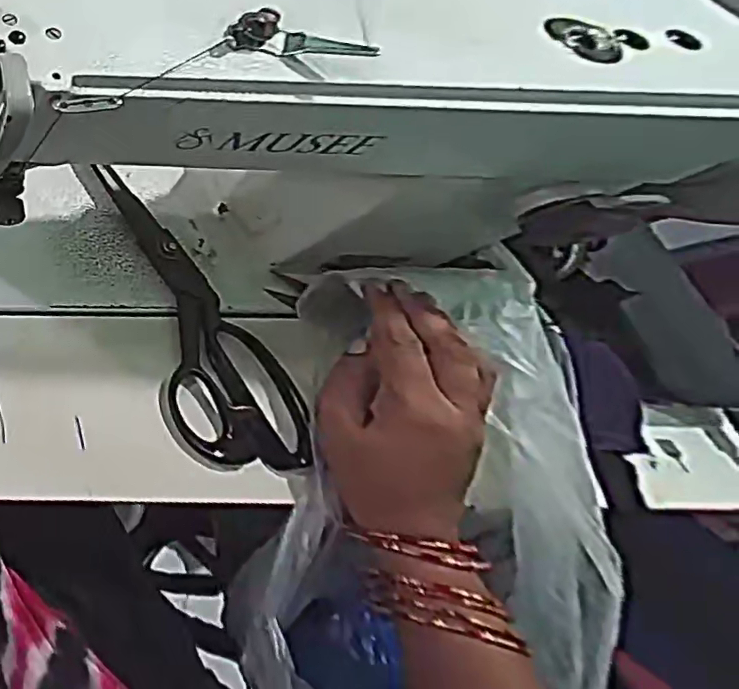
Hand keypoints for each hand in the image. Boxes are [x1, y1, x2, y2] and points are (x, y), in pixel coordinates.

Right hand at [317, 281, 495, 540]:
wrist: (409, 525)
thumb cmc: (367, 479)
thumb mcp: (336, 424)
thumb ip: (346, 380)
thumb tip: (361, 354)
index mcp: (414, 406)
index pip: (400, 344)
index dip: (385, 312)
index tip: (372, 290)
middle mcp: (453, 409)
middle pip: (443, 345)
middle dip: (419, 311)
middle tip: (398, 288)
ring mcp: (471, 418)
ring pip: (469, 359)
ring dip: (445, 327)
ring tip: (423, 305)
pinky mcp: (475, 425)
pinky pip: (478, 376)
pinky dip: (462, 349)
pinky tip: (449, 339)